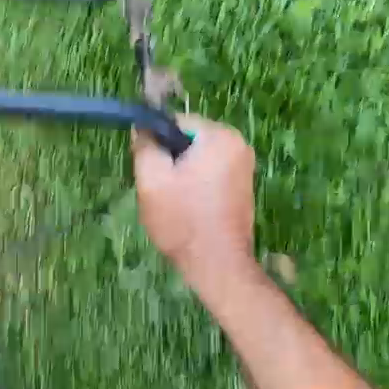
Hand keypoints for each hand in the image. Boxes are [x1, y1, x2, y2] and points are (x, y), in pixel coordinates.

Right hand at [132, 116, 255, 285]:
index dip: (157, 143)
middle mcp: (239, 144)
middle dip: (171, 159)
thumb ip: (145, 145)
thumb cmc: (183, 220)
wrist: (218, 266)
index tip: (151, 169)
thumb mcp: (152, 179)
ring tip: (175, 202)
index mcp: (220, 136)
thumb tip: (143, 127)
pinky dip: (197, 185)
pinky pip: (211, 173)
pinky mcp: (243, 186)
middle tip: (161, 189)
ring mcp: (245, 166)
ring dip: (183, 174)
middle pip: (189, 140)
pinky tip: (189, 208)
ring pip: (198, 158)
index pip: (176, 122)